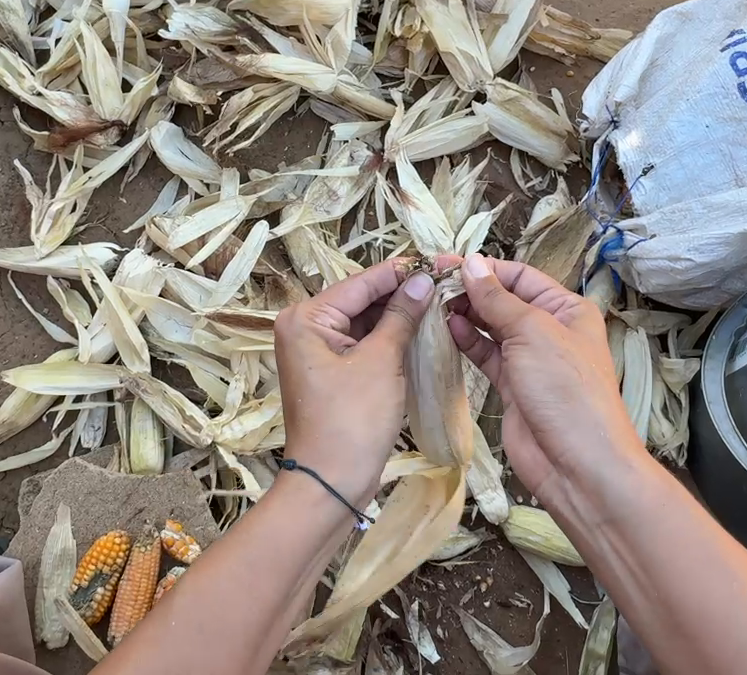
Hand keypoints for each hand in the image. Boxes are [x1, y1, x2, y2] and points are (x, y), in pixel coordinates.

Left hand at [273, 260, 433, 504]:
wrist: (330, 484)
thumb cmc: (353, 420)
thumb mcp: (381, 361)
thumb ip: (401, 315)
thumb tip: (422, 280)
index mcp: (306, 317)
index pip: (360, 283)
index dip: (400, 272)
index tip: (436, 262)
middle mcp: (304, 326)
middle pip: (360, 299)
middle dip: (399, 293)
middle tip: (442, 283)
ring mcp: (314, 349)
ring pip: (362, 320)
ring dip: (396, 314)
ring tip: (437, 301)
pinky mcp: (329, 369)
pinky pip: (360, 342)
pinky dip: (387, 336)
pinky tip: (418, 328)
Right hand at [443, 253, 645, 515]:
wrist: (578, 465)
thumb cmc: (565, 388)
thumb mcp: (532, 332)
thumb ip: (496, 298)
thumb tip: (470, 262)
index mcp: (566, 309)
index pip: (520, 276)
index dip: (484, 269)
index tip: (445, 263)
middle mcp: (549, 329)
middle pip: (503, 299)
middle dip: (471, 290)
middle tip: (431, 283)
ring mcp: (530, 359)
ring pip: (491, 327)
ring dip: (465, 314)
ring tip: (433, 304)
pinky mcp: (512, 386)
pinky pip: (486, 354)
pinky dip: (467, 341)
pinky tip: (447, 329)